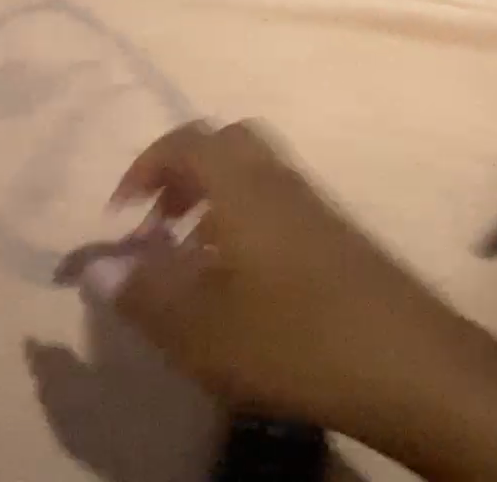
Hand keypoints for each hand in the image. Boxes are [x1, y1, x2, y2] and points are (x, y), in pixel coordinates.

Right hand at [75, 119, 476, 433]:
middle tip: (160, 224)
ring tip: (194, 260)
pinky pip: (279, 202)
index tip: (121, 214)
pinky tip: (242, 281)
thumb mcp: (198, 326)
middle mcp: (280, 179)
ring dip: (215, 200)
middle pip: (227, 143)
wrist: (402, 357)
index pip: (187, 139)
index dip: (144, 165)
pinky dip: (247, 220)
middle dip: (183, 174)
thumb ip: (141, 290)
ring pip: (254, 175)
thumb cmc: (290, 336)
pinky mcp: (337, 232)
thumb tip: (94, 263)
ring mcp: (315, 203)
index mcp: (242, 184)